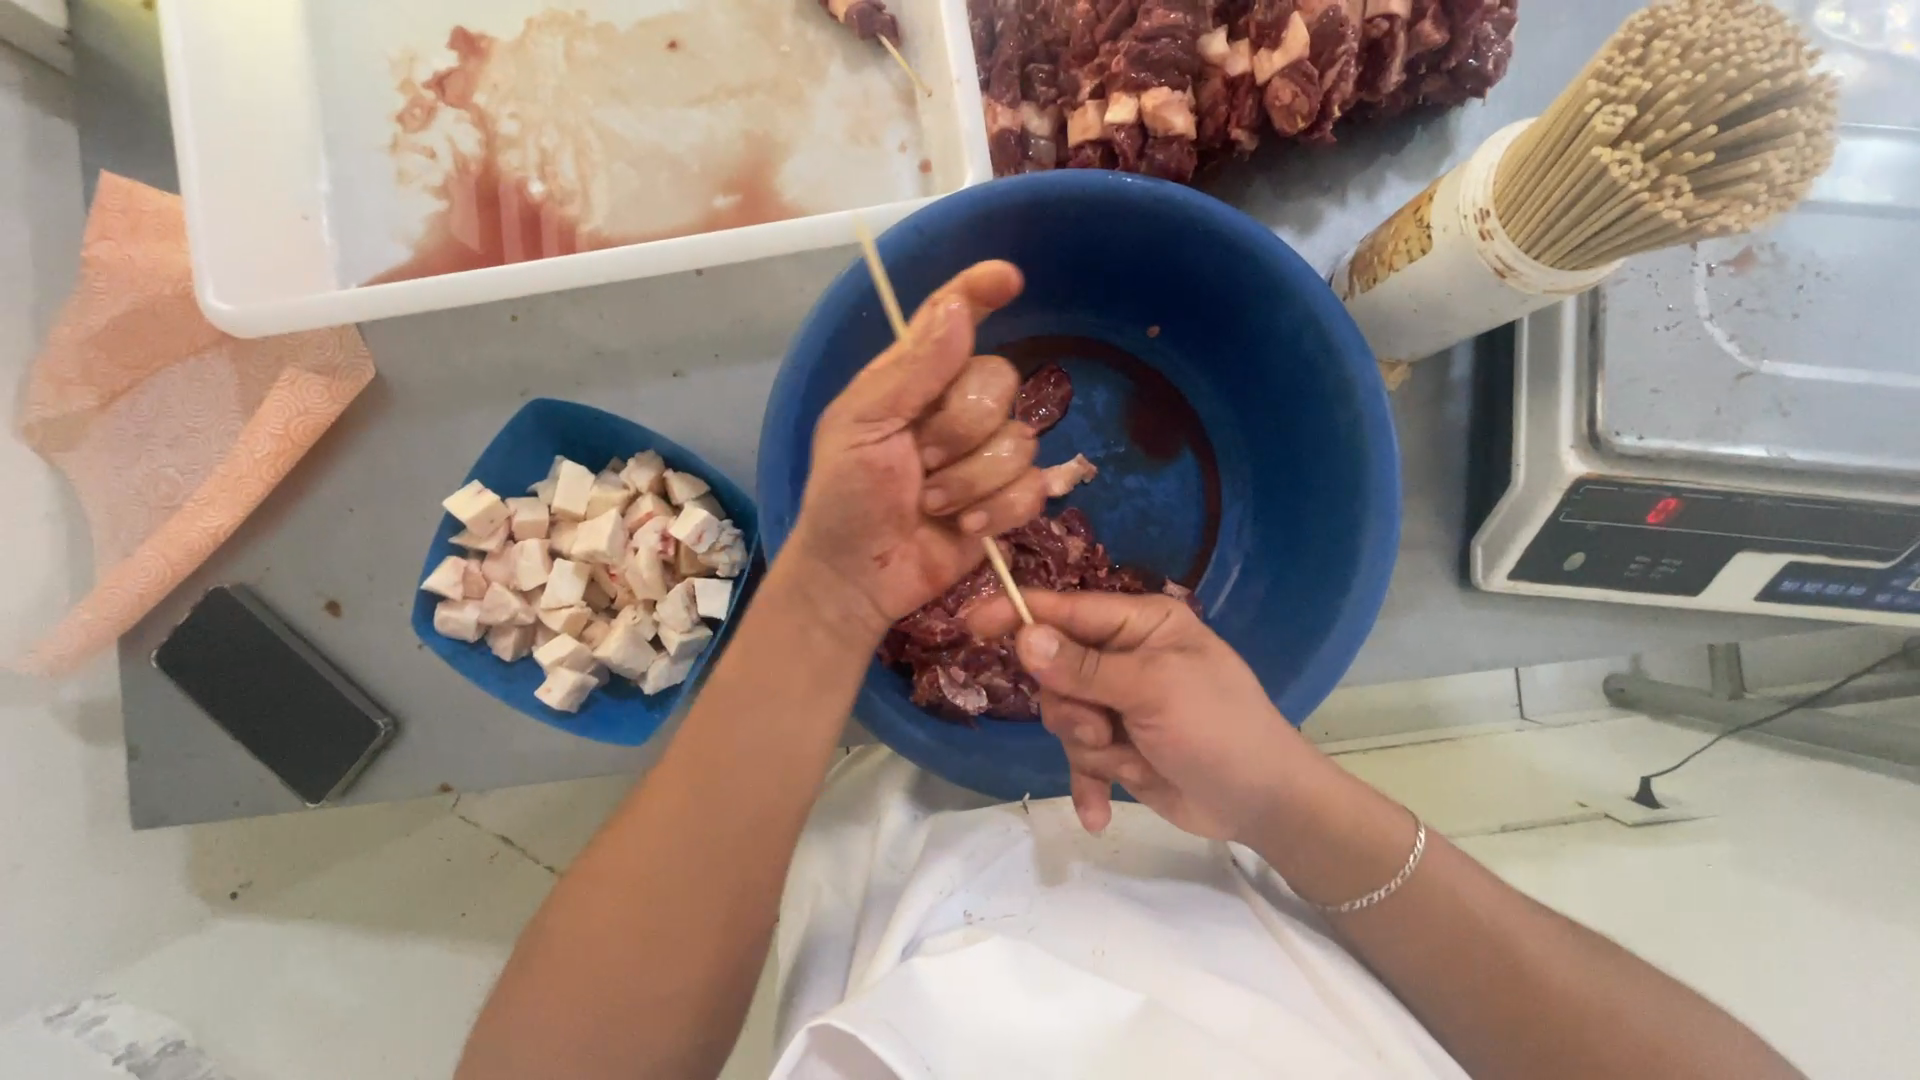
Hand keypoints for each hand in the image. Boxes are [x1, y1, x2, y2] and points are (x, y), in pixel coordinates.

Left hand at [787, 261, 1048, 642]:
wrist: (859, 575)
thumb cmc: (845, 496)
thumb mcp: (863, 426)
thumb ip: (913, 370)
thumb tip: (958, 308)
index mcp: (914, 379)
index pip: (954, 320)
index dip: (980, 293)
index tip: (1008, 279)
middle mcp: (956, 407)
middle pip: (1002, 383)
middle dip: (960, 431)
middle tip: (919, 462)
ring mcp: (985, 455)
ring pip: (1021, 441)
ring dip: (972, 481)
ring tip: (931, 504)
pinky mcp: (1006, 500)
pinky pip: (1033, 488)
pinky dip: (998, 512)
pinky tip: (964, 526)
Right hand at [971, 589, 1316, 841]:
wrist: (1263, 804)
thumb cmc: (1218, 728)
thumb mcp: (1152, 689)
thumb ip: (1084, 666)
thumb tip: (1024, 635)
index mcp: (1140, 624)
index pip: (1067, 609)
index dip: (1019, 613)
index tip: (972, 621)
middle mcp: (1124, 657)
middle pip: (1055, 670)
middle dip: (1072, 705)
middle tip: (1102, 725)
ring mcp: (1119, 704)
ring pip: (1063, 715)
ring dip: (1088, 745)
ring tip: (1125, 758)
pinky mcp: (1119, 748)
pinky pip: (1079, 760)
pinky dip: (1089, 785)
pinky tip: (1100, 814)